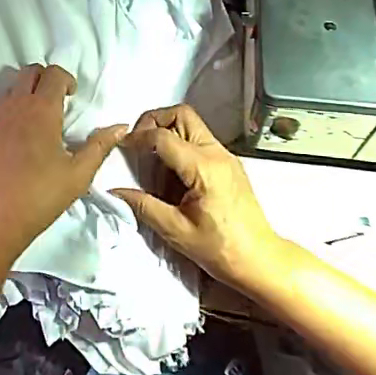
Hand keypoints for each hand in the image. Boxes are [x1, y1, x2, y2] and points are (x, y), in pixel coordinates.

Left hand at [0, 65, 125, 266]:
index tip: (72, 97)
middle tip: (56, 103)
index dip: (66, 79)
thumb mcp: (79, 172)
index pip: (53, 73)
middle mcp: (15, 104)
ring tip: (35, 121)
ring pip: (10, 89)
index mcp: (41, 109)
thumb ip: (100, 145)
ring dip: (25, 94)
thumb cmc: (41, 194)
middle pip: (29, 71)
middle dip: (45, 79)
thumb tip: (121, 126)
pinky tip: (15, 139)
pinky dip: (8, 112)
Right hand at [113, 104, 288, 290]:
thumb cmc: (221, 249)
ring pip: (191, 123)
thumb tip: (116, 191)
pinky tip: (170, 170)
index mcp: (204, 168)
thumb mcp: (176, 231)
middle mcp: (217, 154)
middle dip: (154, 121)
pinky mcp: (228, 164)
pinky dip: (180, 143)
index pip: (163, 136)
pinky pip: (199, 139)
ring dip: (167, 130)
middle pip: (181, 114)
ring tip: (150, 158)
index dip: (137, 137)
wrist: (259, 259)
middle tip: (137, 143)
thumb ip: (144, 206)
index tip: (121, 147)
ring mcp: (225, 156)